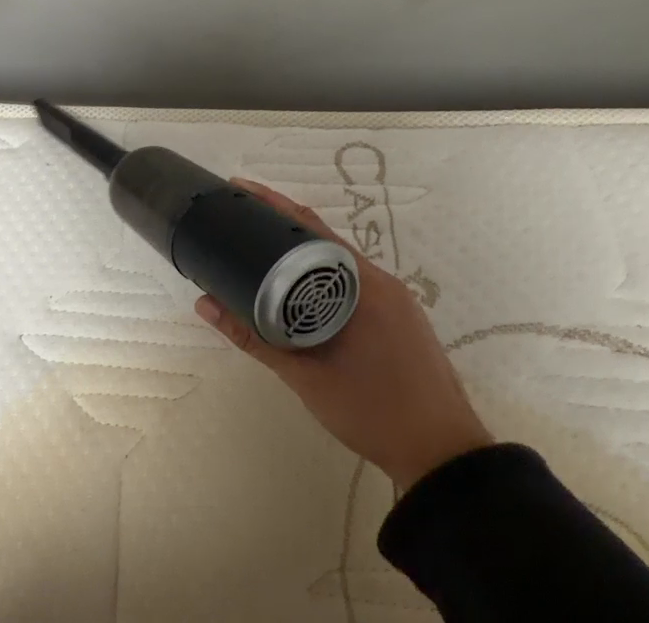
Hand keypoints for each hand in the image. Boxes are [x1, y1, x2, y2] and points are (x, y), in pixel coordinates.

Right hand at [193, 179, 492, 490]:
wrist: (443, 456)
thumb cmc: (373, 411)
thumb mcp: (303, 375)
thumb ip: (253, 336)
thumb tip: (204, 304)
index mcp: (363, 286)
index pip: (309, 229)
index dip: (270, 206)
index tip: (234, 192)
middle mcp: (382, 283)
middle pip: (322, 239)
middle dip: (278, 223)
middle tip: (233, 214)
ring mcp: (394, 301)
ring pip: (336, 262)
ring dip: (298, 251)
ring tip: (252, 244)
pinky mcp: (398, 320)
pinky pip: (349, 281)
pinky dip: (316, 275)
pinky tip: (291, 285)